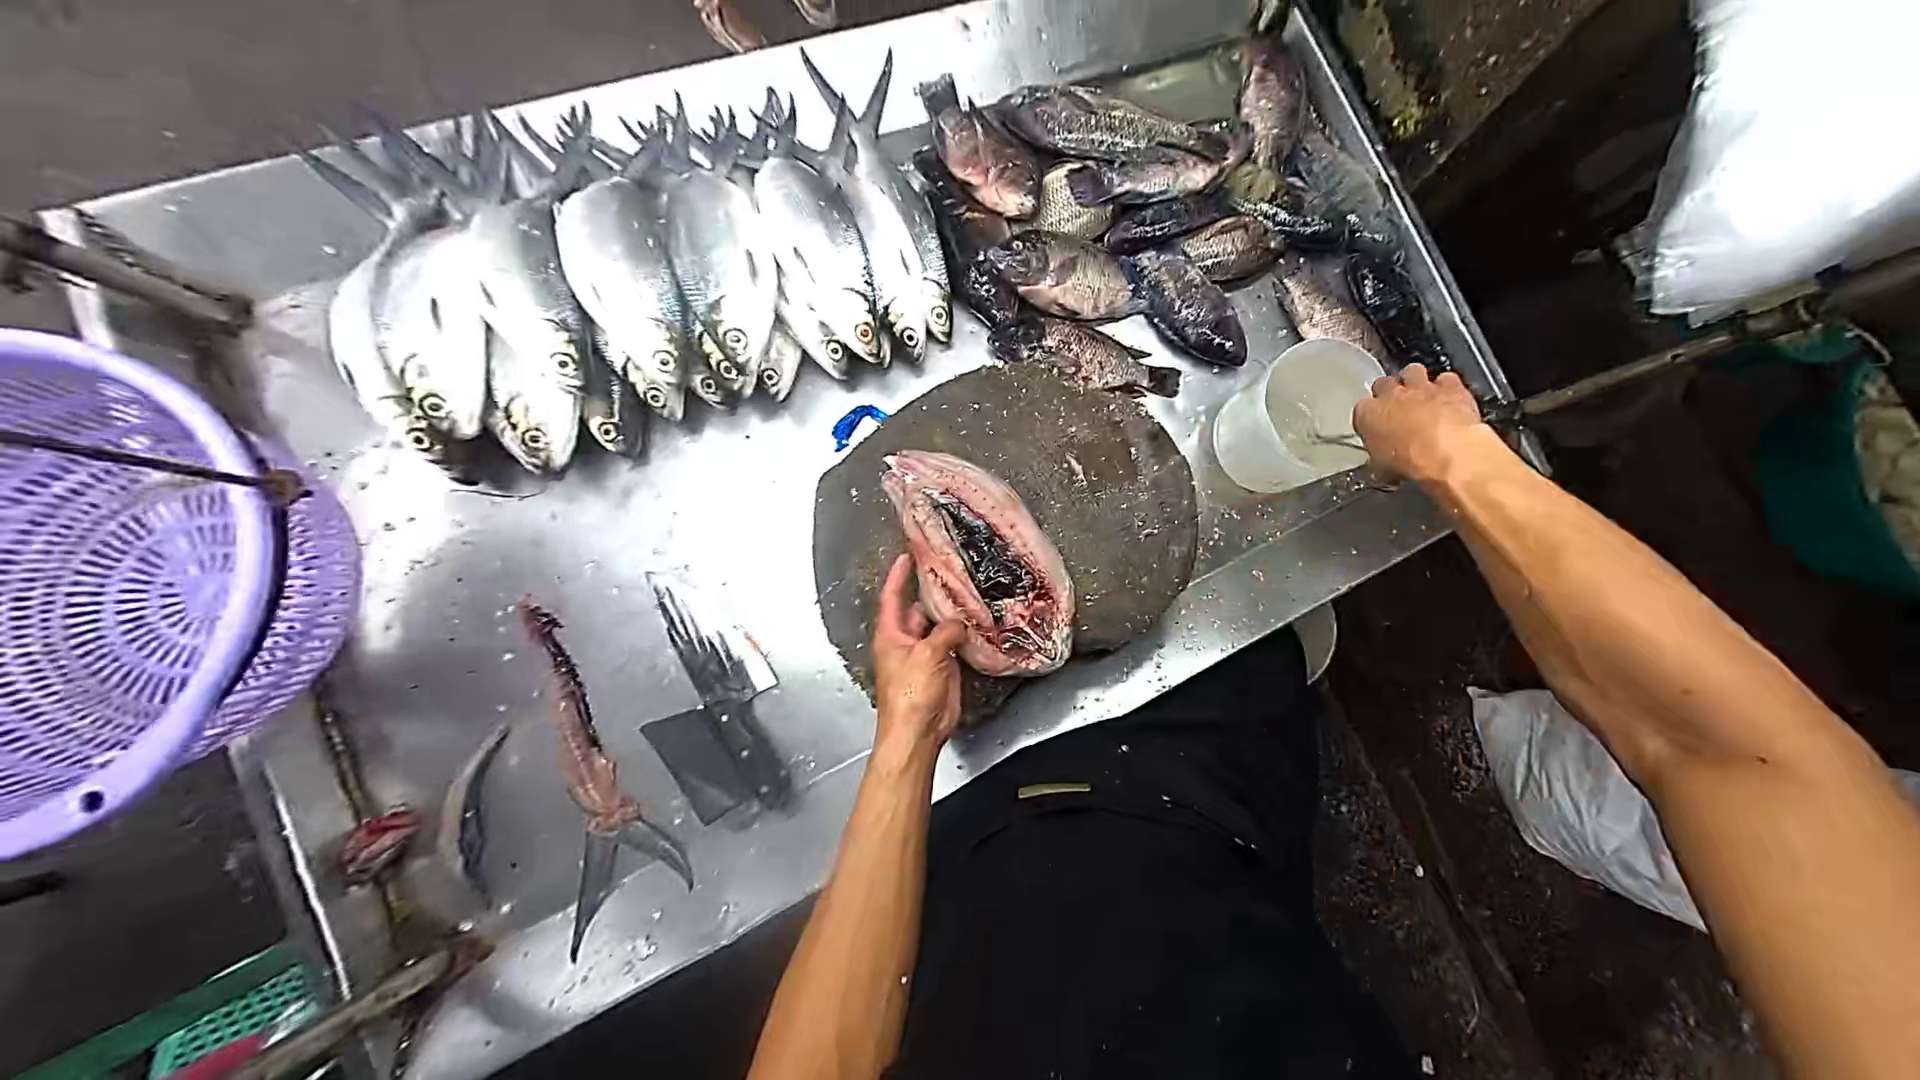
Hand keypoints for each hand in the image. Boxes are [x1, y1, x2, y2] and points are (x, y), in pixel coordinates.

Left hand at [871, 554, 969, 763]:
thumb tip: (959, 624)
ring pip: (939, 628)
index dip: (898, 576)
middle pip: (919, 610)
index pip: (892, 597)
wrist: (918, 730)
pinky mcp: (940, 669)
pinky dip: (963, 636)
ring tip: (969, 595)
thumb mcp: (928, 654)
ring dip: (952, 616)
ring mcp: (924, 655)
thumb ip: (946, 632)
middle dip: (933, 594)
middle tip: (950, 573)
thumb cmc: (910, 694)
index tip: (906, 557)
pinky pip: (952, 646)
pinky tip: (976, 624)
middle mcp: (906, 641)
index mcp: (891, 634)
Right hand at [1352, 363, 1490, 484]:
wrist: (1448, 454)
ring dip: (1415, 381)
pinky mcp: (1450, 387)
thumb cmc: (1411, 461)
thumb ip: (1377, 456)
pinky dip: (1447, 386)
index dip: (1369, 417)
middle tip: (1396, 407)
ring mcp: (1421, 388)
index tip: (1375, 426)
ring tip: (1420, 396)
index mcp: (1367, 414)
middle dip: (1389, 393)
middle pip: (1384, 383)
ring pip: (1412, 371)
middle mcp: (1391, 395)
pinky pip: (1446, 378)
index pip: (1361, 409)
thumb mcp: (1382, 468)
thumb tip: (1381, 463)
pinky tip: (1448, 398)